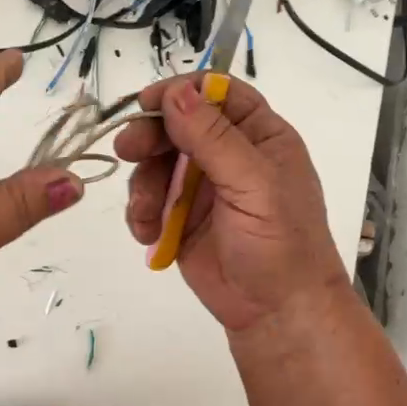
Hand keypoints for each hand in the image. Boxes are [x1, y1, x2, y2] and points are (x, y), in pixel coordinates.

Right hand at [115, 75, 349, 330]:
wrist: (276, 314)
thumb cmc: (280, 244)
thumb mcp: (253, 184)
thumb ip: (213, 138)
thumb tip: (175, 93)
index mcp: (259, 137)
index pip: (217, 95)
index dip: (182, 92)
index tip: (148, 102)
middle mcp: (228, 157)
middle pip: (177, 128)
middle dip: (150, 138)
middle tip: (126, 149)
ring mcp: (201, 190)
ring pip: (156, 166)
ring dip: (142, 186)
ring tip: (144, 216)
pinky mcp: (180, 223)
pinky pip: (149, 204)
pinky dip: (140, 216)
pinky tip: (146, 235)